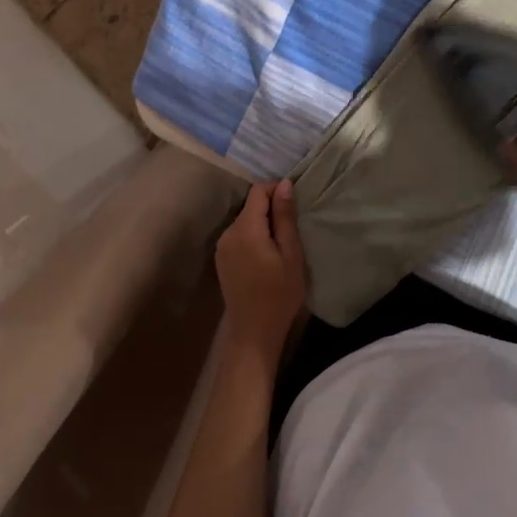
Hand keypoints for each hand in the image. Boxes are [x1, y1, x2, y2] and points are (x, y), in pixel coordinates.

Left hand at [215, 180, 306, 357]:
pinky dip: (253, 235)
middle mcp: (228, 232)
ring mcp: (222, 246)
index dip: (277, 190)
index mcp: (245, 229)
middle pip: (250, 205)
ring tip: (281, 240)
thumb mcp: (290, 254)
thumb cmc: (280, 294)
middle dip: (270, 208)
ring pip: (244, 220)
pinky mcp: (221, 258)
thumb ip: (285, 217)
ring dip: (262, 222)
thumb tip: (284, 184)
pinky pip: (238, 235)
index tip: (295, 204)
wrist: (254, 331)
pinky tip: (266, 252)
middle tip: (292, 226)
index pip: (258, 191)